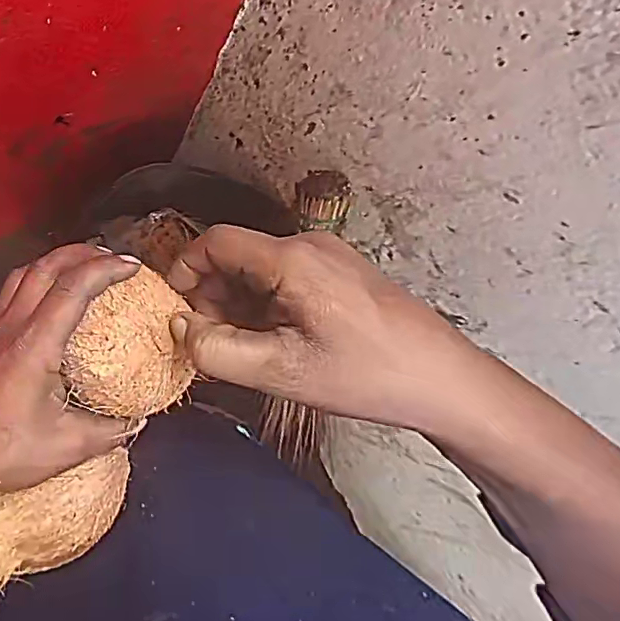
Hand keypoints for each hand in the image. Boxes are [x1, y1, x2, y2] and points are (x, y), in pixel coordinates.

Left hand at [0, 243, 143, 496]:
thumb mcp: (66, 447)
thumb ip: (109, 431)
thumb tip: (133, 421)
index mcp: (33, 348)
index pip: (72, 288)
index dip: (105, 269)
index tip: (130, 267)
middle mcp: (11, 331)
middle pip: (46, 267)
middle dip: (83, 252)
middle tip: (112, 257)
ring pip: (24, 274)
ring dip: (56, 261)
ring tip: (82, 264)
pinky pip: (12, 293)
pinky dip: (37, 280)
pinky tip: (48, 296)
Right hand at [165, 225, 491, 436]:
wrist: (443, 380)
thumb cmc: (372, 374)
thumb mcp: (282, 371)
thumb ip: (216, 350)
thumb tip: (179, 329)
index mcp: (293, 260)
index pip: (214, 241)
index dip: (184, 270)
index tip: (176, 307)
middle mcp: (310, 247)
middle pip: (234, 255)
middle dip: (210, 294)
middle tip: (207, 338)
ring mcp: (327, 258)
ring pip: (257, 269)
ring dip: (236, 303)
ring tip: (240, 347)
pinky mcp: (338, 274)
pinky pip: (282, 279)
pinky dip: (262, 305)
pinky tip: (270, 341)